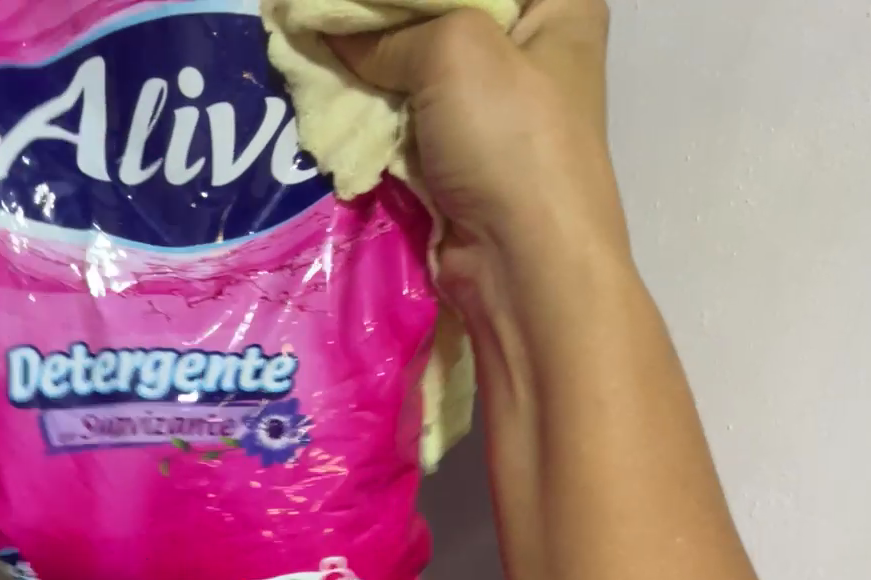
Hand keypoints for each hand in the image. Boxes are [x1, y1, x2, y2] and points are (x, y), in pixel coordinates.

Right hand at [330, 0, 622, 277]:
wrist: (523, 263)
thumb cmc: (508, 139)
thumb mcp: (453, 49)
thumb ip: (389, 33)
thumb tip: (330, 28)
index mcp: (557, 6)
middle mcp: (528, 57)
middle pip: (443, 18)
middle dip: (383, 21)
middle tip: (324, 14)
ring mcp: (492, 118)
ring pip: (418, 78)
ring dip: (371, 74)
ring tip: (314, 51)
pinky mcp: (461, 167)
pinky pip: (410, 130)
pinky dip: (375, 122)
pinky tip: (332, 104)